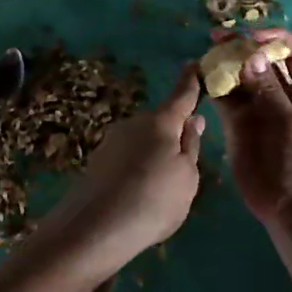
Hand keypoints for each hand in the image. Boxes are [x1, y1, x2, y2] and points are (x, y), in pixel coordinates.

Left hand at [41, 69, 205, 264]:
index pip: (181, 95)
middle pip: (160, 122)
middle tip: (183, 166)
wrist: (96, 227)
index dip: (190, 81)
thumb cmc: (154, 200)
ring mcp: (112, 140)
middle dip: (172, 135)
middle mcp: (134, 122)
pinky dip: (136, 170)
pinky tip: (137, 196)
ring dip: (152, 155)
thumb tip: (192, 120)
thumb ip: (190, 146)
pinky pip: (127, 158)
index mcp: (161, 121)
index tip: (195, 64)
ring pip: (142, 141)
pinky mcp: (97, 160)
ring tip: (159, 192)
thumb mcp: (187, 177)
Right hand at [210, 29, 291, 227]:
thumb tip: (252, 55)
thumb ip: (270, 91)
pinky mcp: (237, 125)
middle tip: (218, 37)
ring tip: (207, 53)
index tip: (253, 36)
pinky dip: (214, 86)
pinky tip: (202, 75)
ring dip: (226, 64)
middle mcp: (283, 96)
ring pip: (241, 78)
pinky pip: (225, 99)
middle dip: (244, 47)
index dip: (276, 39)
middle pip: (264, 62)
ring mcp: (259, 111)